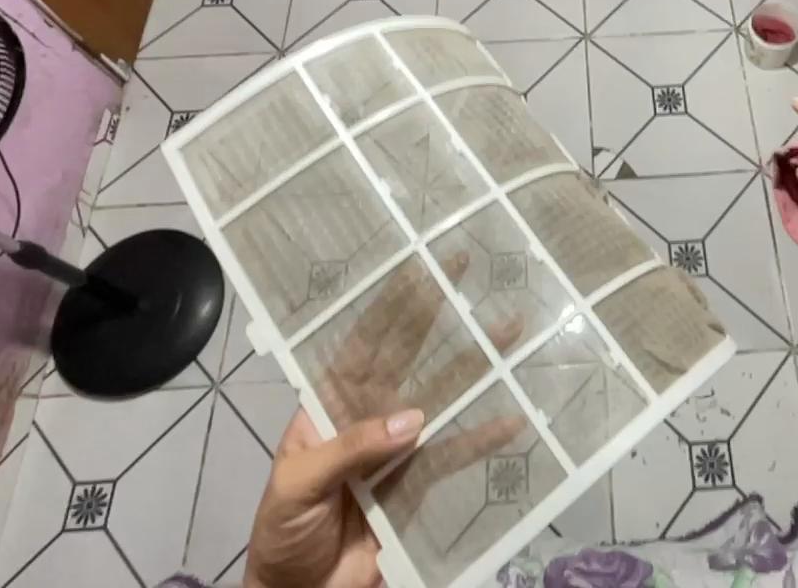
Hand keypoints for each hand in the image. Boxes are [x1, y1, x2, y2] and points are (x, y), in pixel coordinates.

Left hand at [245, 254, 525, 587]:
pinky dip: (484, 436)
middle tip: (468, 274)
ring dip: (476, 364)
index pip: (363, 341)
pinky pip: (457, 453)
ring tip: (510, 332)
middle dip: (438, 315)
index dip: (390, 303)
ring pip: (443, 393)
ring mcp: (401, 443)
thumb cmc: (283, 530)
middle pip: (410, 353)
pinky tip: (514, 418)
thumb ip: (350, 447)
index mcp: (332, 402)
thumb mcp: (299, 482)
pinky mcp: (422, 479)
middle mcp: (371, 410)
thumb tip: (415, 419)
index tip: (419, 266)